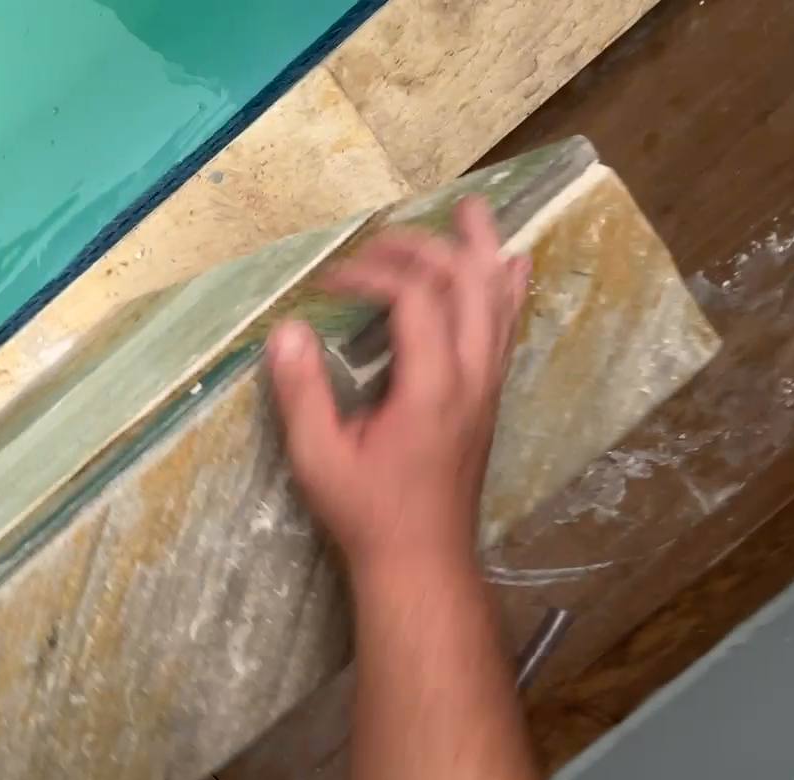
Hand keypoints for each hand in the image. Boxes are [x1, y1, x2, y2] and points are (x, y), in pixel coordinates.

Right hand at [267, 197, 529, 575]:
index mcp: (430, 386)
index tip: (327, 280)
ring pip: (498, 299)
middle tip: (381, 235)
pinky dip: (504, 287)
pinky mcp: (487, 397)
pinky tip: (507, 267)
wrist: (420, 555)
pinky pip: (505, 326)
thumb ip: (302, 393)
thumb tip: (286, 332)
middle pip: (466, 284)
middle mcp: (471, 375)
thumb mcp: (317, 456)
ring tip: (472, 210)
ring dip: (481, 250)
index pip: (414, 299)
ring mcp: (487, 385)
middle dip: (424, 248)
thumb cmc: (363, 509)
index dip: (372, 275)